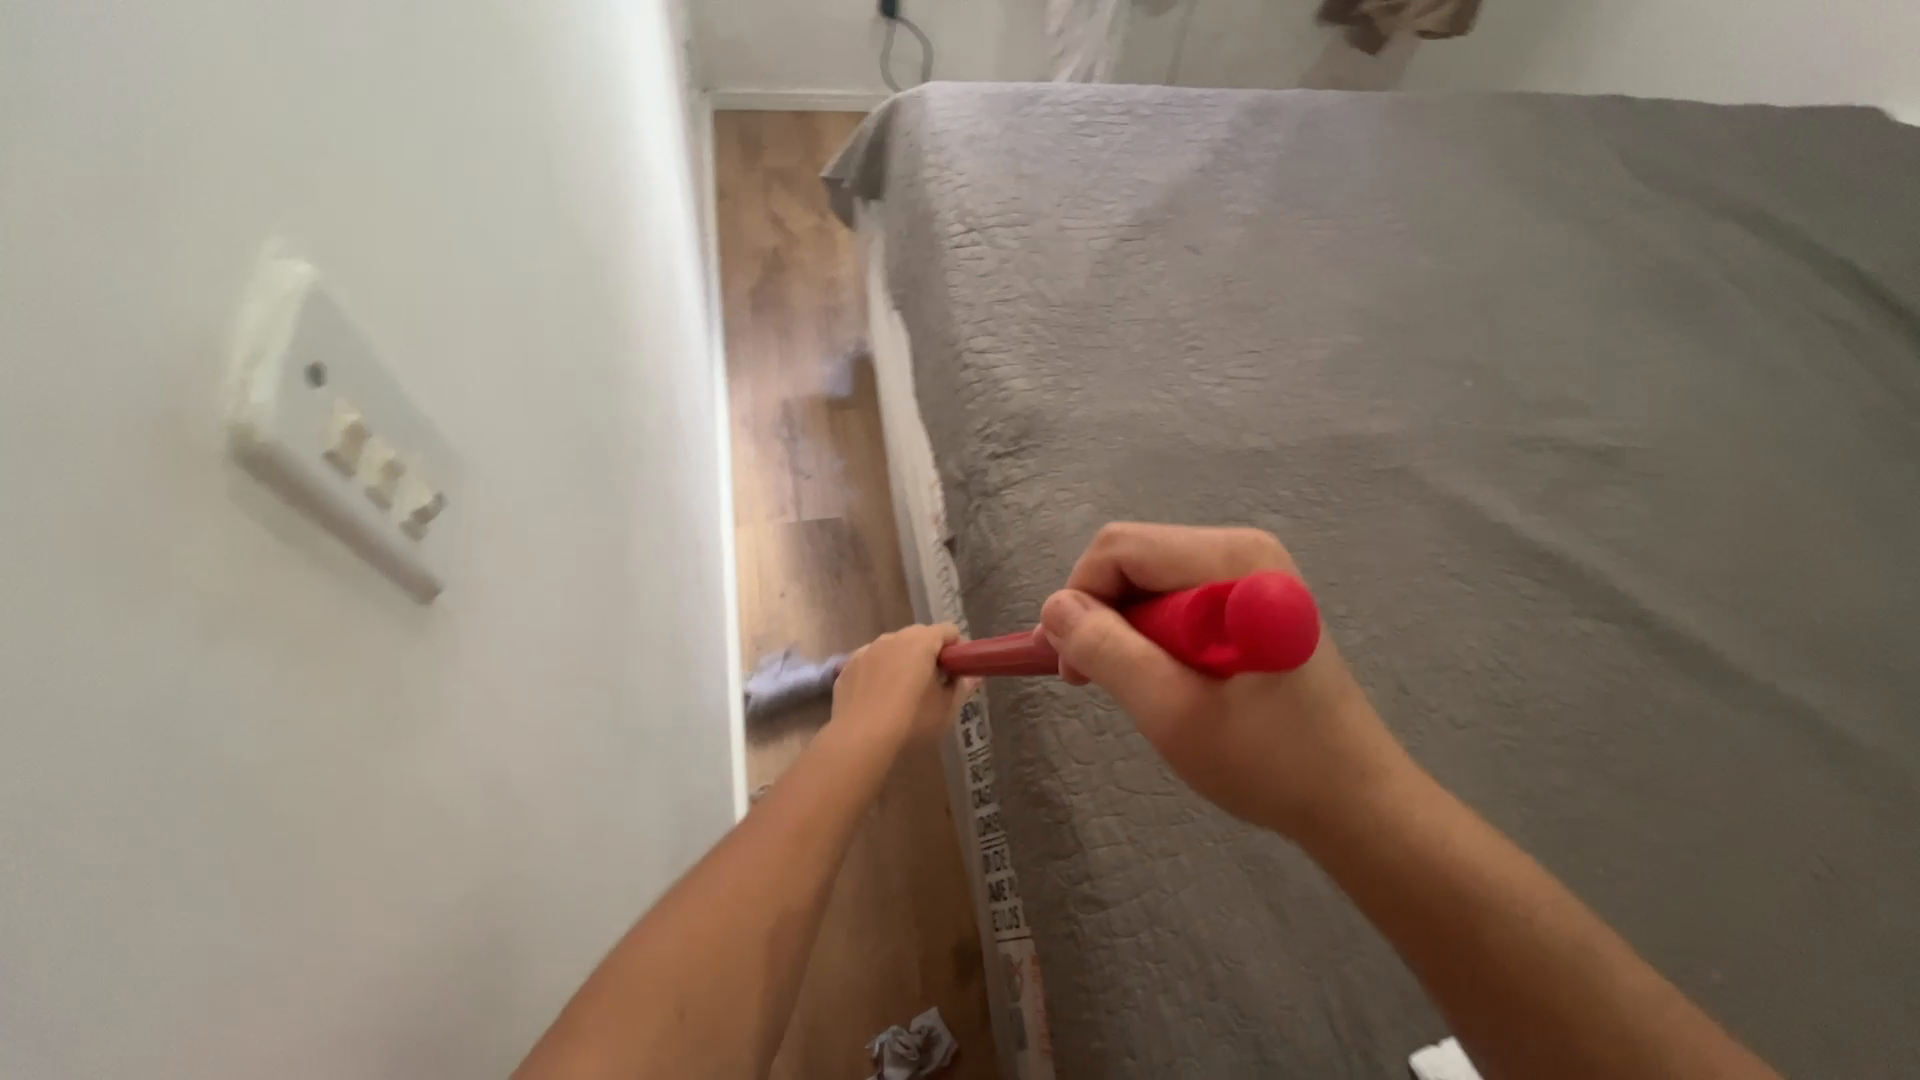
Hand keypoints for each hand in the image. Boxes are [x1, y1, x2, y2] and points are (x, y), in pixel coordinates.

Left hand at [832, 624, 978, 748]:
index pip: (948, 630)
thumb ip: (962, 687)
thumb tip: (973, 676)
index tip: (956, 672)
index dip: (956, 649)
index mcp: (921, 642)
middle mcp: (893, 638)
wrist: (860, 738)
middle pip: (919, 635)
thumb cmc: (911, 721)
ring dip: (902, 660)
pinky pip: (870, 661)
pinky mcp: (847, 666)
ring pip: (892, 647)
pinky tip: (877, 697)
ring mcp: (867, 650)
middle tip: (933, 683)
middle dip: (929, 653)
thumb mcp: (946, 709)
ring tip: (902, 692)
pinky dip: (878, 672)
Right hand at [1037, 523, 1408, 836]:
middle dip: (1101, 617)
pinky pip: (1178, 599)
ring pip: (1151, 582)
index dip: (1079, 599)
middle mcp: (1243, 550)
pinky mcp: (1254, 600)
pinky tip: (1169, 682)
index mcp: (1231, 562)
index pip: (1119, 549)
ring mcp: (1253, 573)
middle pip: (1135, 560)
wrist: (1355, 803)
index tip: (1071, 666)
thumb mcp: (1171, 710)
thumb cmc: (1268, 761)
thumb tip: (1054, 608)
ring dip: (1127, 633)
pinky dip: (1155, 637)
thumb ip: (1105, 649)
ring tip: (1138, 691)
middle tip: (1095, 684)